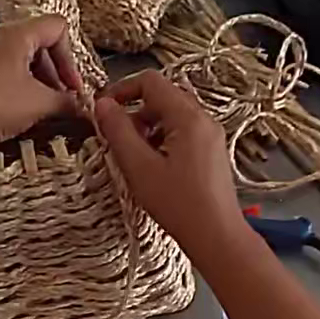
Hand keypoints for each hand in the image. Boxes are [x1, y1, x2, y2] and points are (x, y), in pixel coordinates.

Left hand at [0, 16, 81, 158]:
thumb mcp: (38, 104)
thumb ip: (66, 102)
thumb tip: (84, 107)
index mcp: (18, 34)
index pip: (57, 28)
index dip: (72, 58)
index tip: (74, 89)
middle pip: (40, 45)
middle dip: (57, 74)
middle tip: (63, 102)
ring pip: (22, 64)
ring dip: (39, 85)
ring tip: (44, 112)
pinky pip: (5, 78)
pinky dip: (19, 93)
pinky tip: (19, 116)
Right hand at [95, 71, 250, 262]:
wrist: (217, 236)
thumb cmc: (178, 204)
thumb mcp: (139, 167)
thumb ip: (118, 132)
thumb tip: (102, 105)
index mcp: (188, 117)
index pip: (151, 82)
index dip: (122, 89)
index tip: (102, 110)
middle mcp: (204, 119)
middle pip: (163, 97)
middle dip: (135, 111)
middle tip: (117, 138)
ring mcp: (211, 136)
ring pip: (173, 116)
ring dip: (148, 127)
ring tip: (134, 156)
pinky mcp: (212, 152)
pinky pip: (184, 132)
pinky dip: (163, 139)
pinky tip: (154, 166)